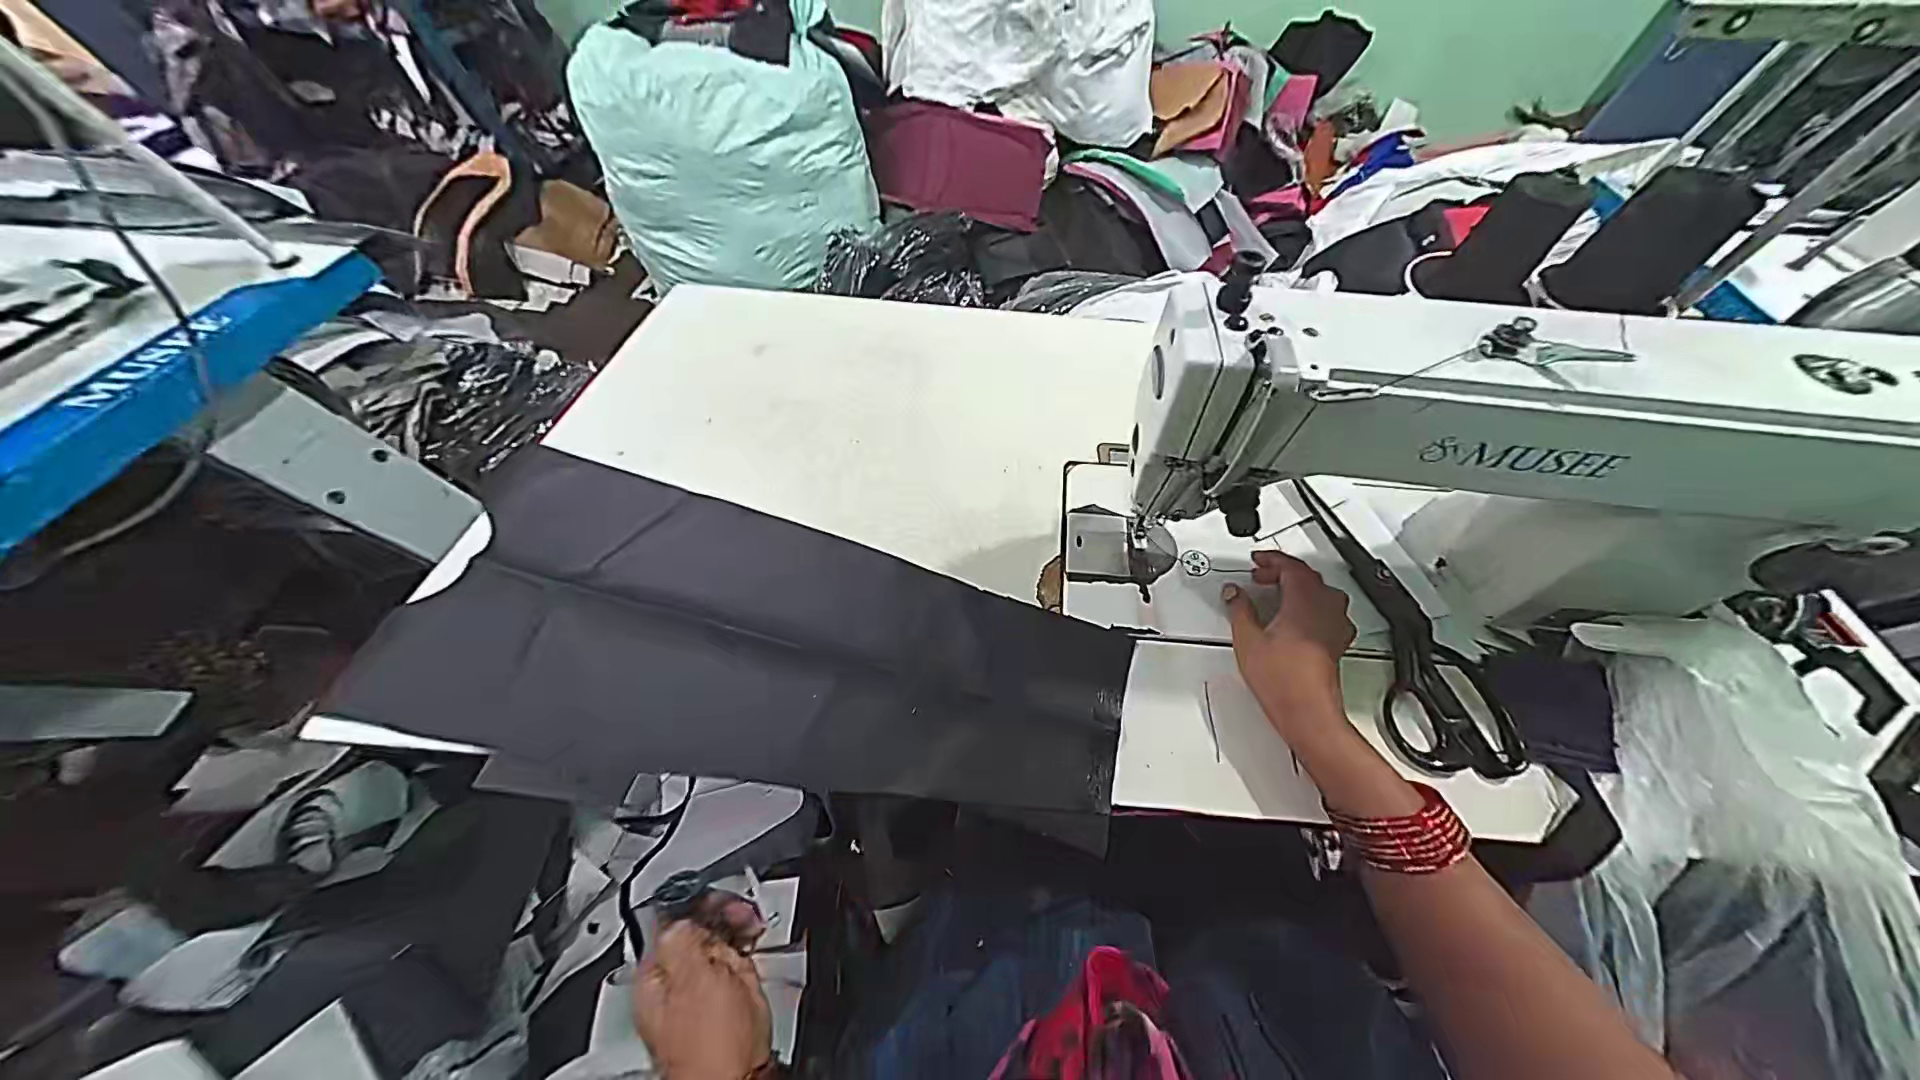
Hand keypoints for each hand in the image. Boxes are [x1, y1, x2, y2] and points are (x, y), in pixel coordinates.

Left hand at [633, 910, 771, 1079]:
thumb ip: (682, 941)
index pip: (671, 924)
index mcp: (656, 979)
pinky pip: (735, 952)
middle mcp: (677, 983)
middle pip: (696, 928)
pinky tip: (752, 937)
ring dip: (736, 923)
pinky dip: (745, 940)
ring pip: (718, 938)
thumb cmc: (709, 1045)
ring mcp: (704, 989)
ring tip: (749, 925)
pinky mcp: (729, 994)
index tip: (715, 896)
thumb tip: (678, 913)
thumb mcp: (693, 981)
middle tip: (738, 911)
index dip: (695, 904)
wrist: (741, 1078)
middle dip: (720, 914)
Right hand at [1221, 551, 1355, 732]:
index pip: (1292, 567)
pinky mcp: (1336, 641)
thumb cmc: (1284, 680)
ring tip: (1274, 592)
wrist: (1307, 711)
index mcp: (1305, 602)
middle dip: (1282, 571)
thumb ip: (1240, 609)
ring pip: (1319, 592)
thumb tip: (1235, 594)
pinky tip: (1292, 617)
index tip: (1258, 560)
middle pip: (1307, 577)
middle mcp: (1326, 610)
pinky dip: (1307, 605)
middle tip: (1261, 573)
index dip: (1272, 559)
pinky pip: (1326, 610)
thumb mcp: (1247, 638)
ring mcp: (1335, 626)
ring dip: (1296, 587)